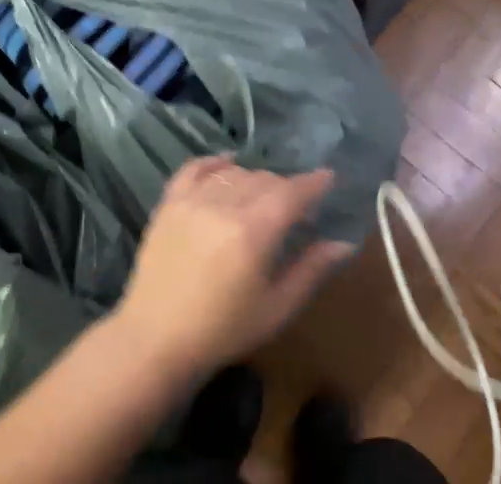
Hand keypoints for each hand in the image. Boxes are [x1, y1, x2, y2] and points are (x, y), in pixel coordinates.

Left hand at [113, 156, 354, 379]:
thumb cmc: (224, 331)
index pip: (290, 193)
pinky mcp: (168, 204)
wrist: (157, 336)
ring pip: (233, 173)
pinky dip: (214, 163)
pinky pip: (193, 169)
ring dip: (255, 179)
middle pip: (263, 179)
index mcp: (252, 232)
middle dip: (286, 187)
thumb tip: (342, 243)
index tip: (329, 177)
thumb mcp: (276, 308)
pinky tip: (228, 164)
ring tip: (264, 197)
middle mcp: (221, 206)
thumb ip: (310, 270)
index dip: (313, 183)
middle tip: (298, 207)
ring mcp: (190, 201)